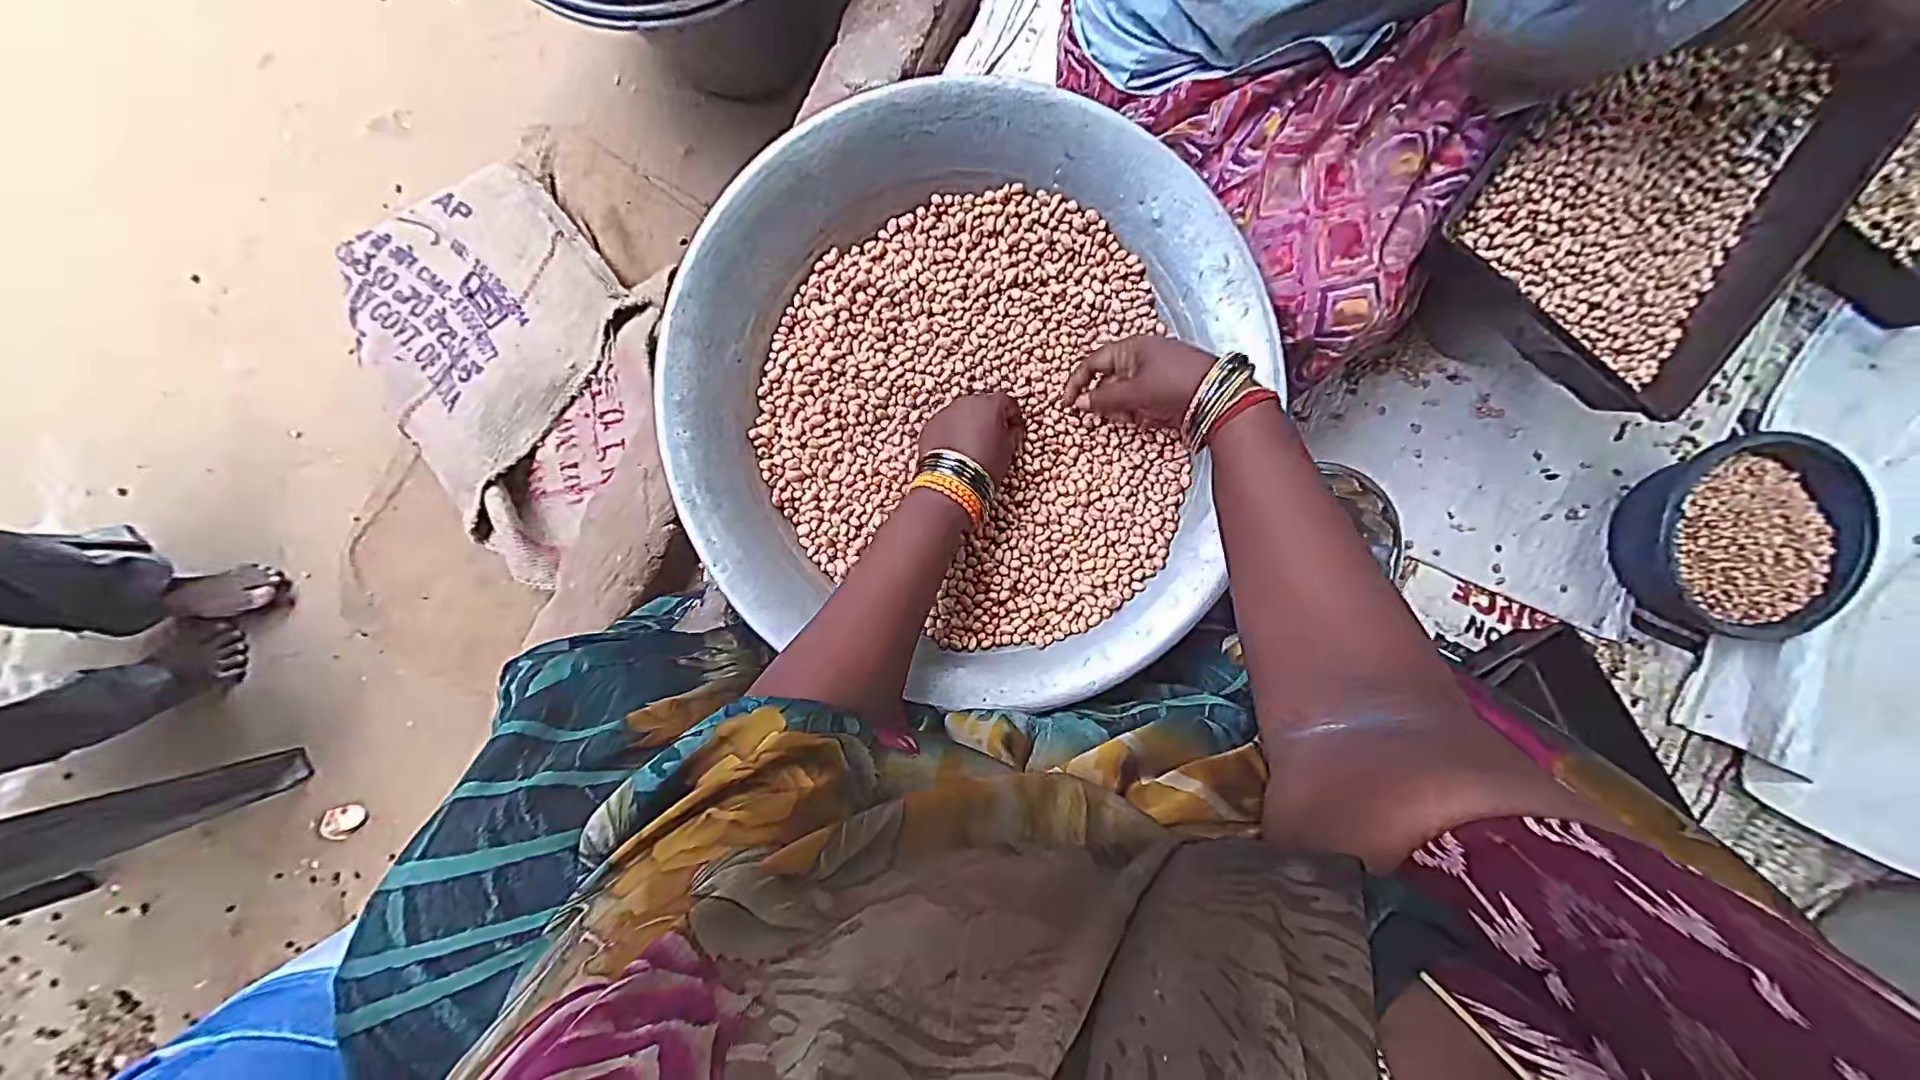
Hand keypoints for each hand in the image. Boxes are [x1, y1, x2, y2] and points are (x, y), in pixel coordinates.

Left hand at [917, 392, 1023, 485]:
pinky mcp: (930, 425)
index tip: (1014, 432)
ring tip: (971, 448)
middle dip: (988, 420)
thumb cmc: (985, 463)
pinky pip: (945, 426)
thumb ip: (1012, 433)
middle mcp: (967, 401)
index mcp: (991, 403)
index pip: (1008, 404)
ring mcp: (946, 412)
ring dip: (967, 426)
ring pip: (961, 415)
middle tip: (992, 440)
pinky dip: (950, 435)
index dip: (1014, 419)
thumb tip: (1010, 429)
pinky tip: (954, 452)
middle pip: (982, 406)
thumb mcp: (1008, 449)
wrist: (952, 480)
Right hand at [1060, 335, 1216, 429]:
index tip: (1068, 404)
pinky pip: (1141, 403)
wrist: (1218, 398)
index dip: (1077, 383)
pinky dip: (1141, 413)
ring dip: (1125, 409)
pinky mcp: (1165, 391)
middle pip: (1108, 381)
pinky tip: (1153, 418)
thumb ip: (1102, 399)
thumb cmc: (1172, 386)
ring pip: (1124, 395)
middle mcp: (1141, 357)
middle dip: (1108, 401)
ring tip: (1139, 417)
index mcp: (1131, 347)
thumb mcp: (1132, 393)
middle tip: (1116, 415)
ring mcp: (1154, 374)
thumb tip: (1078, 404)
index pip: (1093, 363)